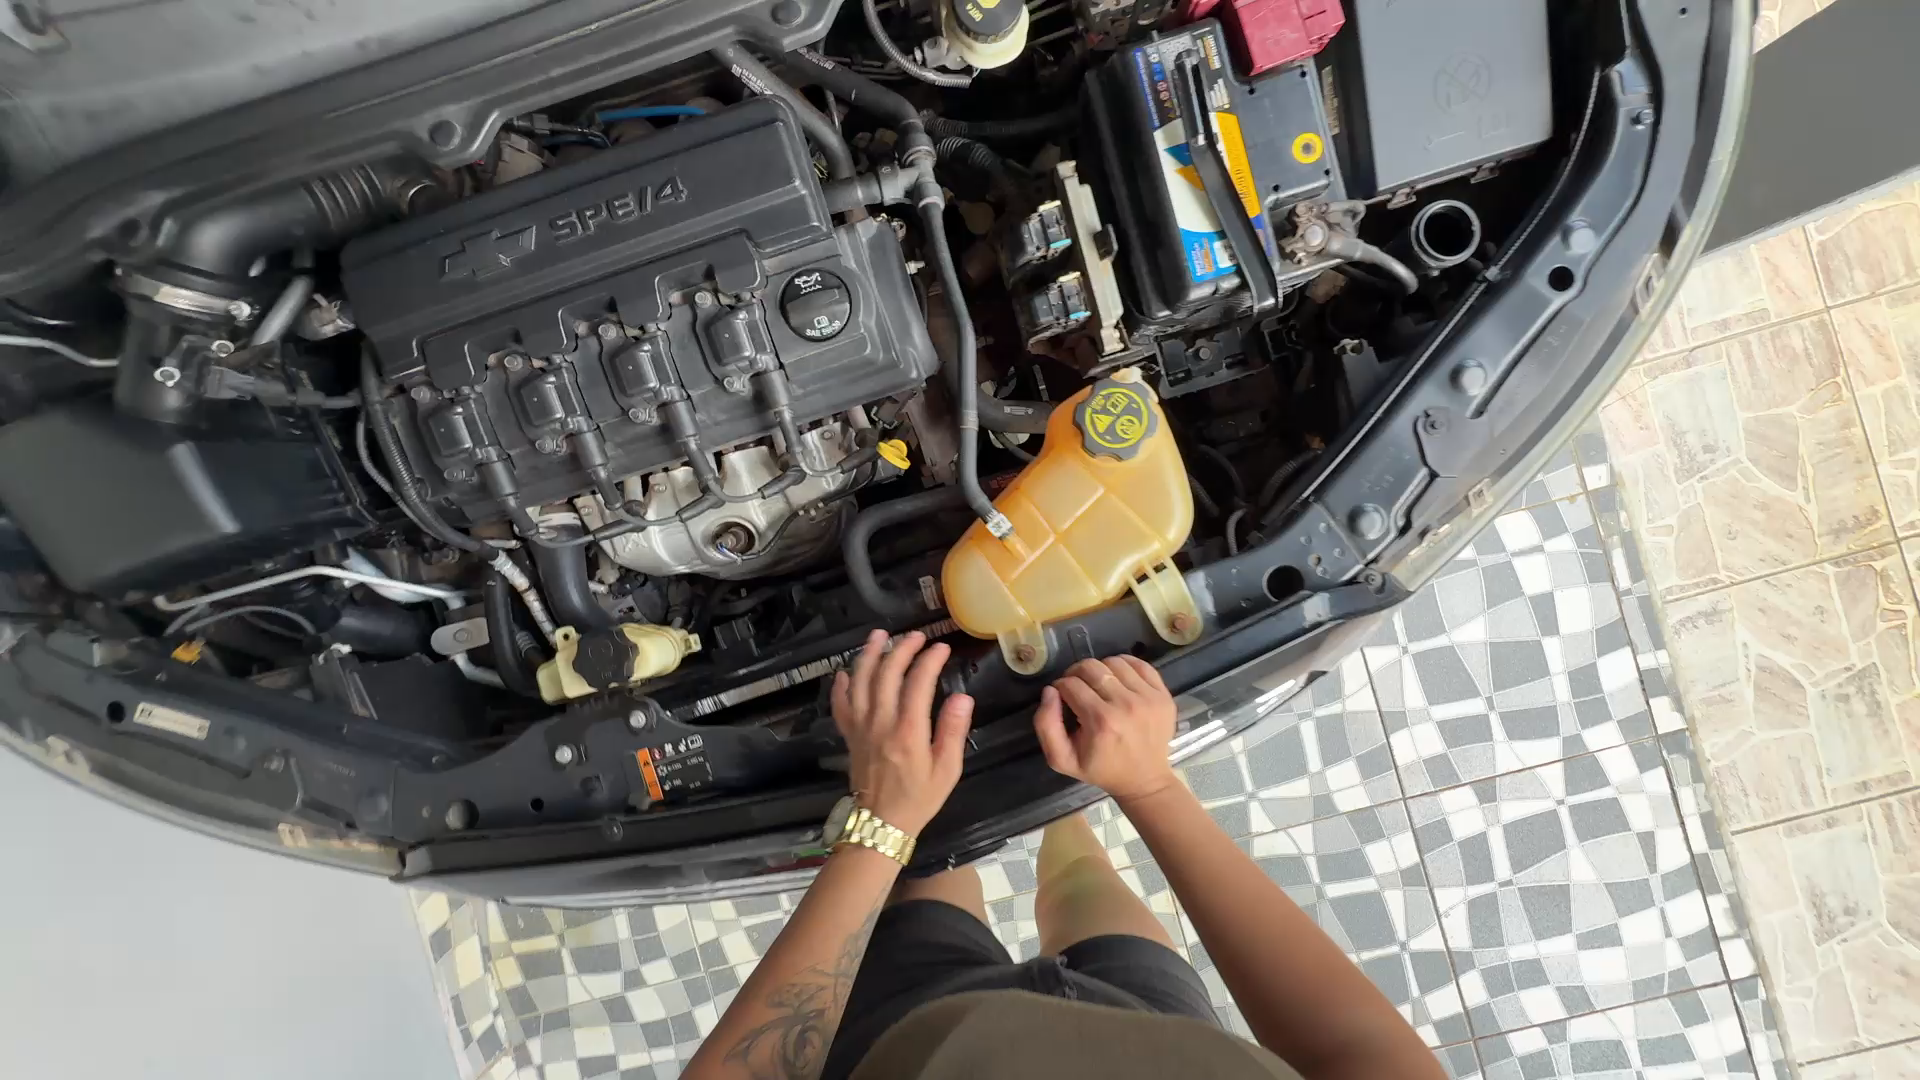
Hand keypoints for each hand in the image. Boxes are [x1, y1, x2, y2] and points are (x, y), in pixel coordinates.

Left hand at [831, 630, 973, 834]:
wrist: (880, 825)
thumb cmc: (919, 798)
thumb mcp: (947, 770)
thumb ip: (953, 731)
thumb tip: (962, 697)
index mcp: (908, 731)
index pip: (918, 683)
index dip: (929, 660)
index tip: (941, 648)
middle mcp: (880, 722)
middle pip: (886, 674)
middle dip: (901, 649)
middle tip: (916, 636)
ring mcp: (860, 727)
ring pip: (860, 681)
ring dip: (869, 655)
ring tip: (879, 635)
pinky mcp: (848, 734)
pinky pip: (840, 704)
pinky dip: (840, 684)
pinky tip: (845, 670)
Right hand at [1034, 655, 1180, 802]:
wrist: (1145, 780)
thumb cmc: (1101, 770)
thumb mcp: (1061, 759)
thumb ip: (1046, 724)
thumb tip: (1050, 690)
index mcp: (1100, 721)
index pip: (1070, 684)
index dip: (1060, 687)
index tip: (1062, 698)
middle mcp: (1126, 705)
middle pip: (1091, 667)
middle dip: (1076, 674)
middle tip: (1076, 688)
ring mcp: (1148, 698)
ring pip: (1114, 661)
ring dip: (1099, 669)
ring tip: (1098, 685)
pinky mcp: (1163, 695)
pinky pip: (1140, 664)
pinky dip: (1124, 665)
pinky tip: (1117, 679)